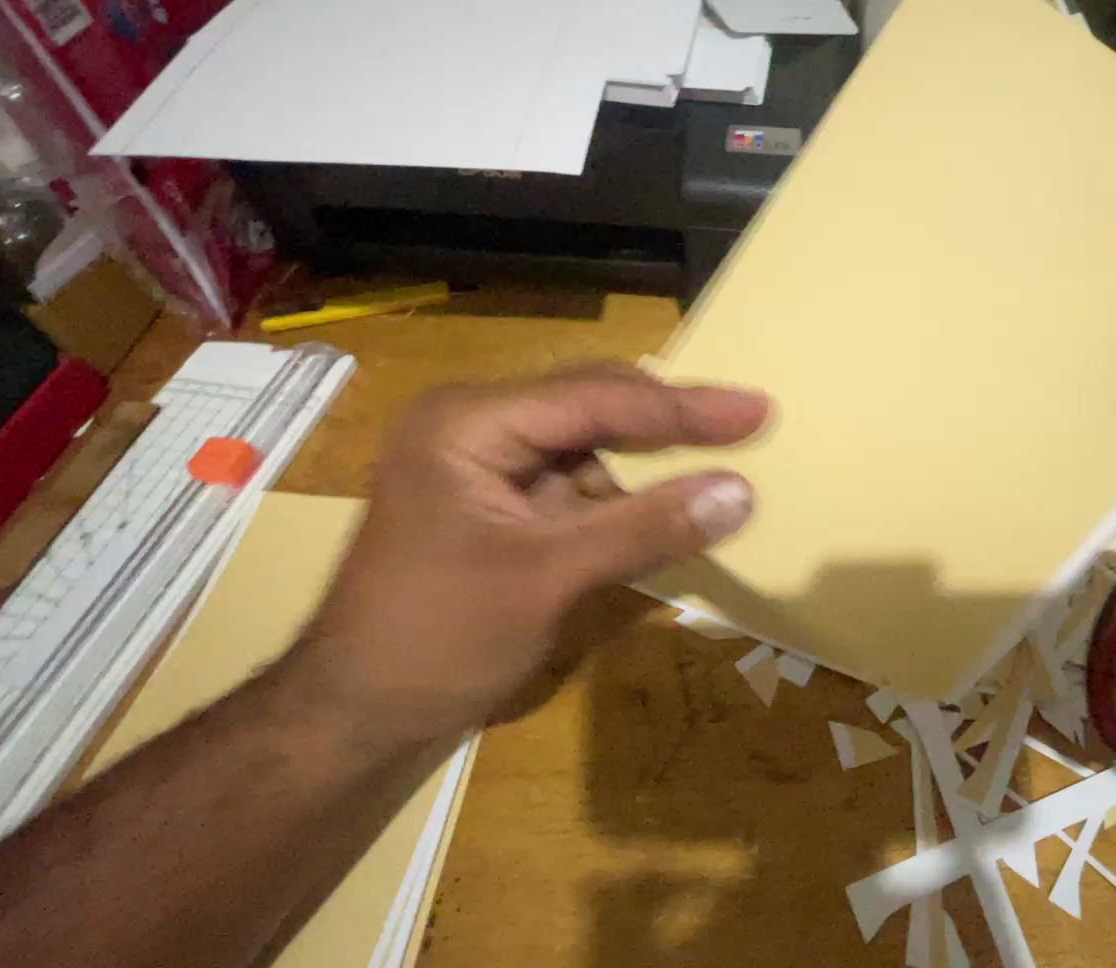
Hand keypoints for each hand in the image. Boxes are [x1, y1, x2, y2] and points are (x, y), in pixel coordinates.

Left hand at [289, 363, 767, 741]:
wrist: (359, 716)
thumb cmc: (437, 639)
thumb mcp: (548, 577)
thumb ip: (646, 527)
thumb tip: (741, 492)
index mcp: (469, 422)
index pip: (596, 398)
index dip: (683, 407)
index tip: (756, 410)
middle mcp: (478, 426)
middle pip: (594, 406)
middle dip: (670, 423)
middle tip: (748, 424)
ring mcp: (488, 464)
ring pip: (592, 443)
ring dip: (652, 459)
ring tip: (721, 462)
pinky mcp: (502, 501)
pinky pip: (579, 481)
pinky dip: (626, 495)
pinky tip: (668, 505)